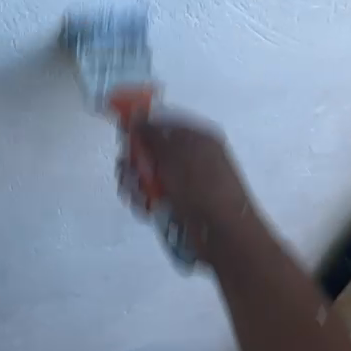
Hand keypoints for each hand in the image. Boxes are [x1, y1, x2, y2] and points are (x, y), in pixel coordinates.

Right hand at [125, 112, 254, 244]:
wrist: (226, 235)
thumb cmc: (201, 187)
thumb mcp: (174, 154)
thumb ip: (151, 134)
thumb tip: (137, 115)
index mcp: (198, 138)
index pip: (164, 122)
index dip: (142, 126)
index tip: (124, 135)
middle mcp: (193, 157)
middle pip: (153, 150)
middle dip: (136, 160)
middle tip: (128, 171)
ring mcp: (188, 182)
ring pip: (151, 175)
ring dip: (137, 183)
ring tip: (136, 196)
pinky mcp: (182, 205)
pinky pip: (157, 196)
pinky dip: (147, 200)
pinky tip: (144, 209)